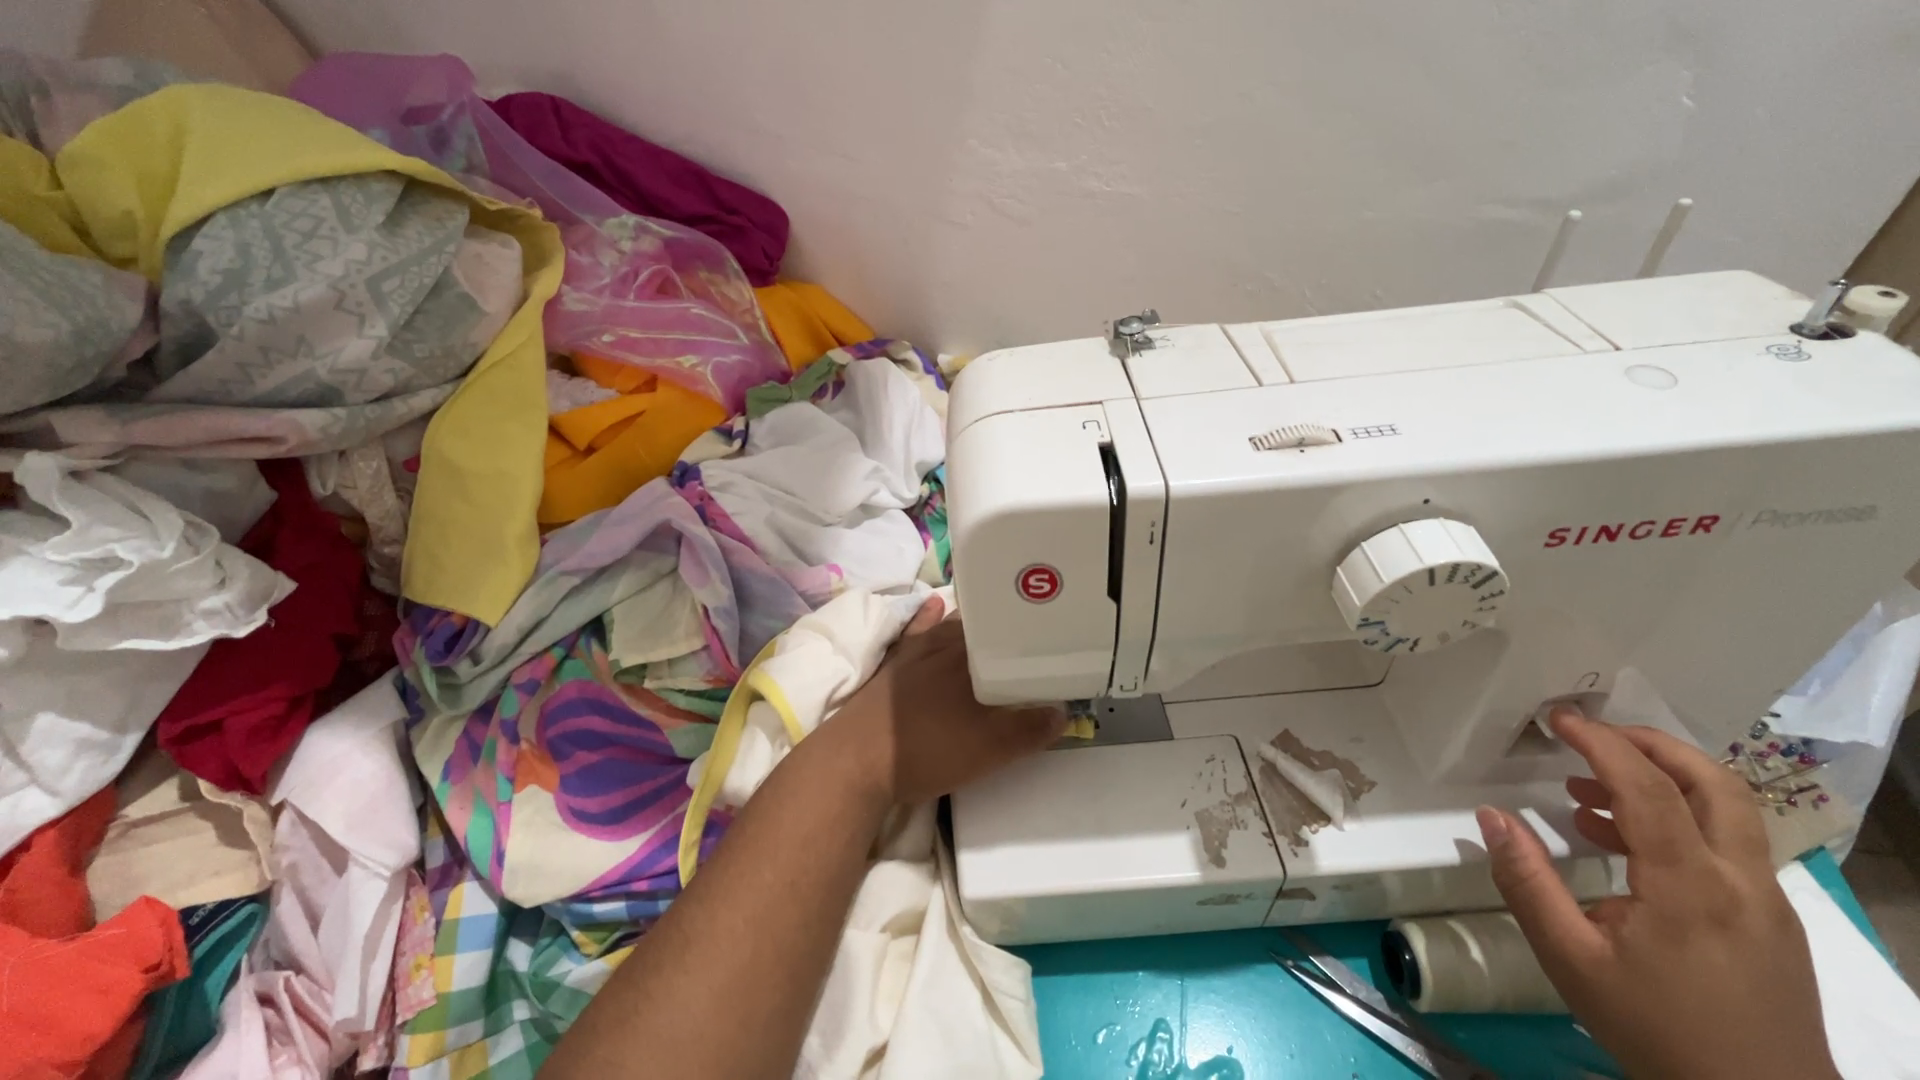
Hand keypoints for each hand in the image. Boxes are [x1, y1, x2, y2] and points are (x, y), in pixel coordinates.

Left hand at [823, 596, 1066, 806]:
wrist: (856, 763)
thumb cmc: (928, 750)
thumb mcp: (990, 748)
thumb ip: (1029, 729)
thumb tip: (1063, 711)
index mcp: (969, 658)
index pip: (1006, 631)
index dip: (1029, 631)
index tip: (1051, 633)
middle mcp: (941, 646)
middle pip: (979, 628)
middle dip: (1003, 627)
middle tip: (1028, 630)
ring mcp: (911, 655)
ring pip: (947, 626)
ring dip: (969, 621)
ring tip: (992, 616)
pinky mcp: (888, 670)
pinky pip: (913, 633)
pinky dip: (926, 617)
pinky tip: (934, 606)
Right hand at [1478, 707, 1838, 1079]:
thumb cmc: (1656, 1029)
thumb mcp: (1571, 959)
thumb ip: (1528, 883)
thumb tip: (1490, 817)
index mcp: (1689, 883)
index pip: (1647, 786)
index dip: (1600, 741)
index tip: (1558, 717)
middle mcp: (1741, 878)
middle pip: (1713, 781)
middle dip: (1650, 744)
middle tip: (1590, 736)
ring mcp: (1766, 898)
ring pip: (1728, 811)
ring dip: (1662, 782)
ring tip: (1584, 793)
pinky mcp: (1772, 919)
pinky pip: (1726, 846)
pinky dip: (1677, 822)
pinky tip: (1622, 847)